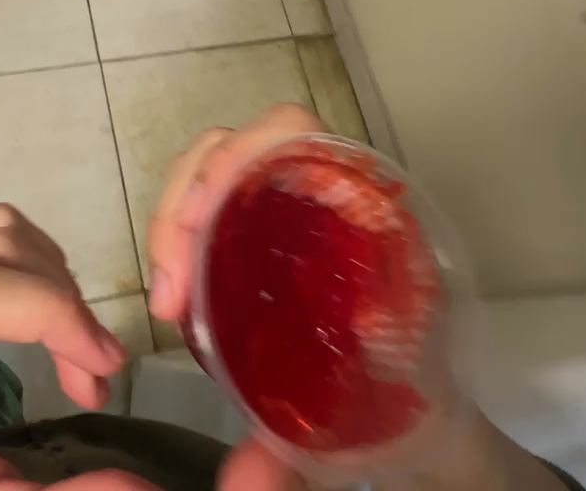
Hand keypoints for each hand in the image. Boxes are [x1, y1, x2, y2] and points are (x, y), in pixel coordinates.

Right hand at [146, 105, 567, 490]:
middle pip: (226, 152)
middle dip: (183, 206)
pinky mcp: (248, 236)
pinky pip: (200, 215)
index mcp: (352, 198)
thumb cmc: (406, 381)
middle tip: (169, 285)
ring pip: (203, 180)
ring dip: (171, 227)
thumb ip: (318, 430)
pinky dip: (175, 244)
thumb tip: (246, 476)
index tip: (200, 217)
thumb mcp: (378, 393)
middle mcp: (305, 187)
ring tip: (166, 297)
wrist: (419, 407)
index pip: (288, 129)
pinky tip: (172, 294)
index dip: (237, 153)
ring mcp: (272, 208)